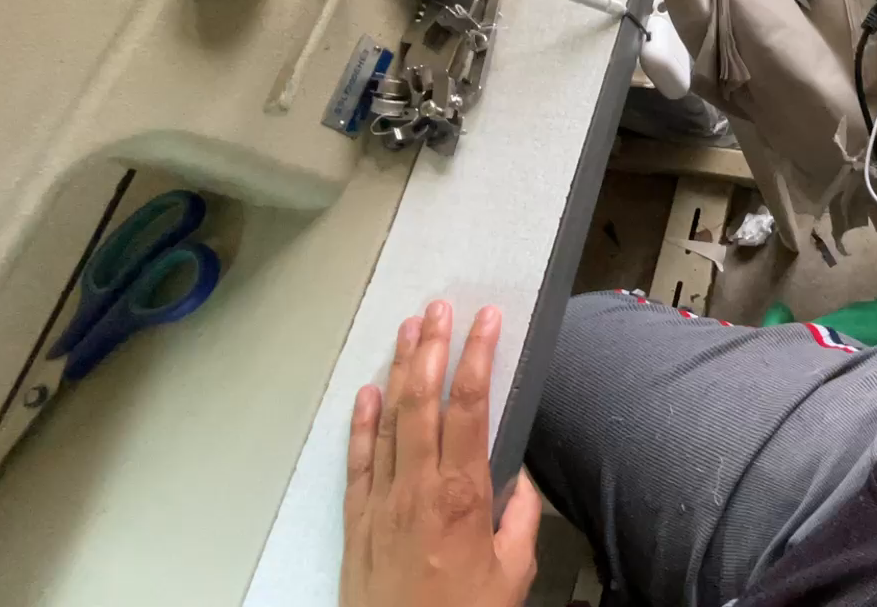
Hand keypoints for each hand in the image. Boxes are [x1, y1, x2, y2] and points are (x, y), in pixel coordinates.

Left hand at [343, 301, 540, 606]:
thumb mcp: (514, 568)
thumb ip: (519, 514)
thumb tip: (517, 475)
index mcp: (462, 491)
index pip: (471, 404)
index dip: (478, 355)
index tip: (487, 318)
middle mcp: (417, 486)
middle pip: (422, 401)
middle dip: (432, 348)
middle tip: (439, 308)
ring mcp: (381, 502)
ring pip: (388, 421)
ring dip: (398, 371)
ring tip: (407, 330)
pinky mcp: (356, 523)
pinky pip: (357, 462)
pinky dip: (359, 423)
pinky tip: (365, 392)